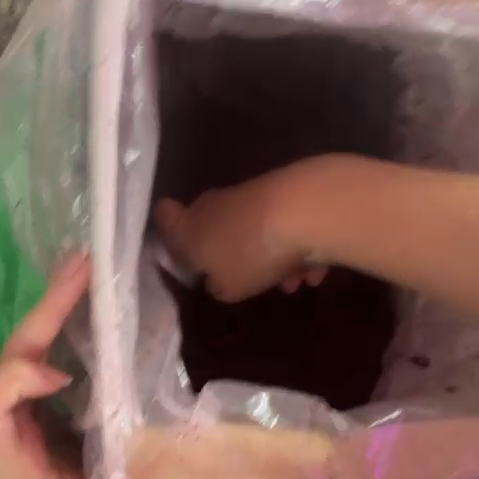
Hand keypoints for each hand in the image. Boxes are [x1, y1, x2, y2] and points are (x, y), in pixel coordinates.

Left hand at [0, 254, 153, 478]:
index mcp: (1, 449)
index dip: (12, 383)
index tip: (60, 376)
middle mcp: (1, 414)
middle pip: (6, 356)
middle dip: (41, 315)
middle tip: (81, 272)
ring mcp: (17, 392)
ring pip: (24, 339)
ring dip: (55, 302)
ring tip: (88, 263)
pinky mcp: (36, 377)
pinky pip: (43, 337)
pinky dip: (65, 309)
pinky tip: (93, 281)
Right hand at [154, 154, 383, 301]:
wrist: (302, 209)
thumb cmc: (249, 255)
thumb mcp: (227, 289)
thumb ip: (217, 286)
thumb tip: (216, 279)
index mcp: (188, 229)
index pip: (164, 217)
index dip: (169, 230)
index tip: (184, 252)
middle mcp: (212, 207)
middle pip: (211, 228)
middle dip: (229, 253)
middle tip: (246, 278)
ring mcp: (247, 195)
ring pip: (252, 231)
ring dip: (270, 258)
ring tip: (294, 282)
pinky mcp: (282, 190)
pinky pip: (282, 226)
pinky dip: (295, 247)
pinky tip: (314, 270)